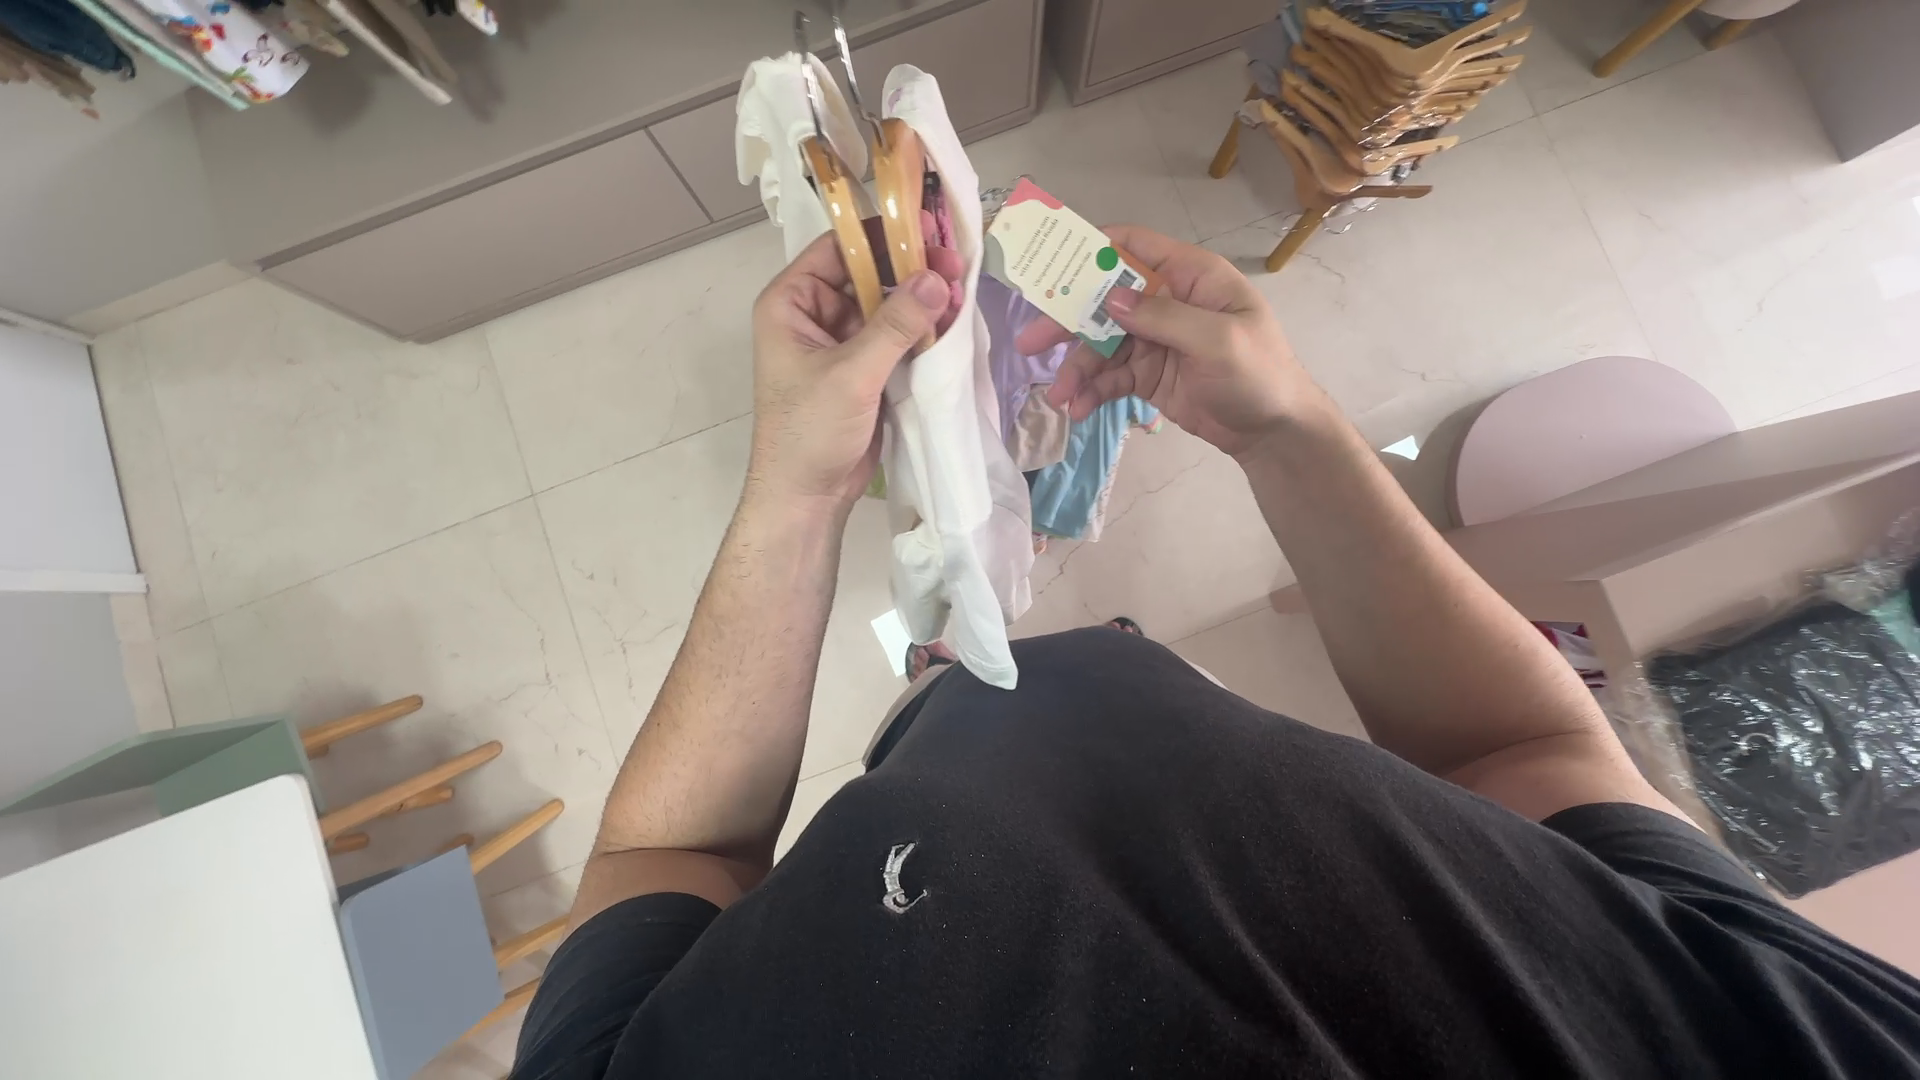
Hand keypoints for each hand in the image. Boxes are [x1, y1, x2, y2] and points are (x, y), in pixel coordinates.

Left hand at [746, 225, 963, 514]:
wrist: (807, 496)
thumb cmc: (810, 431)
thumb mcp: (851, 374)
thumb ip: (895, 325)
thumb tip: (937, 278)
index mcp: (792, 302)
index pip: (838, 248)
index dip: (881, 235)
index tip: (926, 226)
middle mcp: (815, 315)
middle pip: (868, 276)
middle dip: (910, 270)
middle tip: (955, 262)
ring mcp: (843, 345)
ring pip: (887, 308)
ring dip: (920, 301)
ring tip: (961, 290)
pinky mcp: (865, 371)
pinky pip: (896, 340)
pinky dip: (921, 332)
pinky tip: (952, 321)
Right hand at [1014, 226, 1320, 459]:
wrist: (1272, 432)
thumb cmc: (1258, 374)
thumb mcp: (1217, 340)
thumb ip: (1163, 317)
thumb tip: (1110, 298)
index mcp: (1190, 277)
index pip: (1134, 248)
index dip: (1091, 251)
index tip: (1051, 263)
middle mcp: (1167, 303)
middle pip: (1105, 303)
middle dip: (1067, 323)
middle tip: (1029, 344)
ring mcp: (1154, 341)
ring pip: (1102, 346)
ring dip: (1077, 370)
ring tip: (1059, 397)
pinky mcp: (1147, 376)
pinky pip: (1111, 379)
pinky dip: (1093, 392)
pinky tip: (1079, 409)